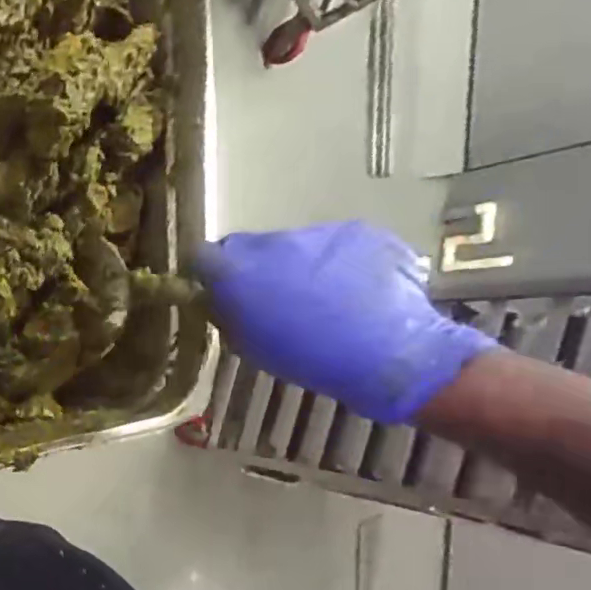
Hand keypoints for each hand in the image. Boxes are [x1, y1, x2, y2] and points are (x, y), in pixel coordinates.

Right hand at [195, 222, 496, 423]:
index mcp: (238, 272)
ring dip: (292, 264)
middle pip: (247, 247)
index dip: (204, 272)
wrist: (389, 353)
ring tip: (316, 297)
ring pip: (290, 244)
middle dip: (250, 268)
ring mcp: (317, 232)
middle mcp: (272, 241)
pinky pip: (330, 243)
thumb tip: (211, 298)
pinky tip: (348, 290)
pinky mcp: (356, 230)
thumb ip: (225, 315)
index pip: (202, 256)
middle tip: (266, 298)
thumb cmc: (307, 359)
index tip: (212, 289)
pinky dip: (331, 262)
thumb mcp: (251, 346)